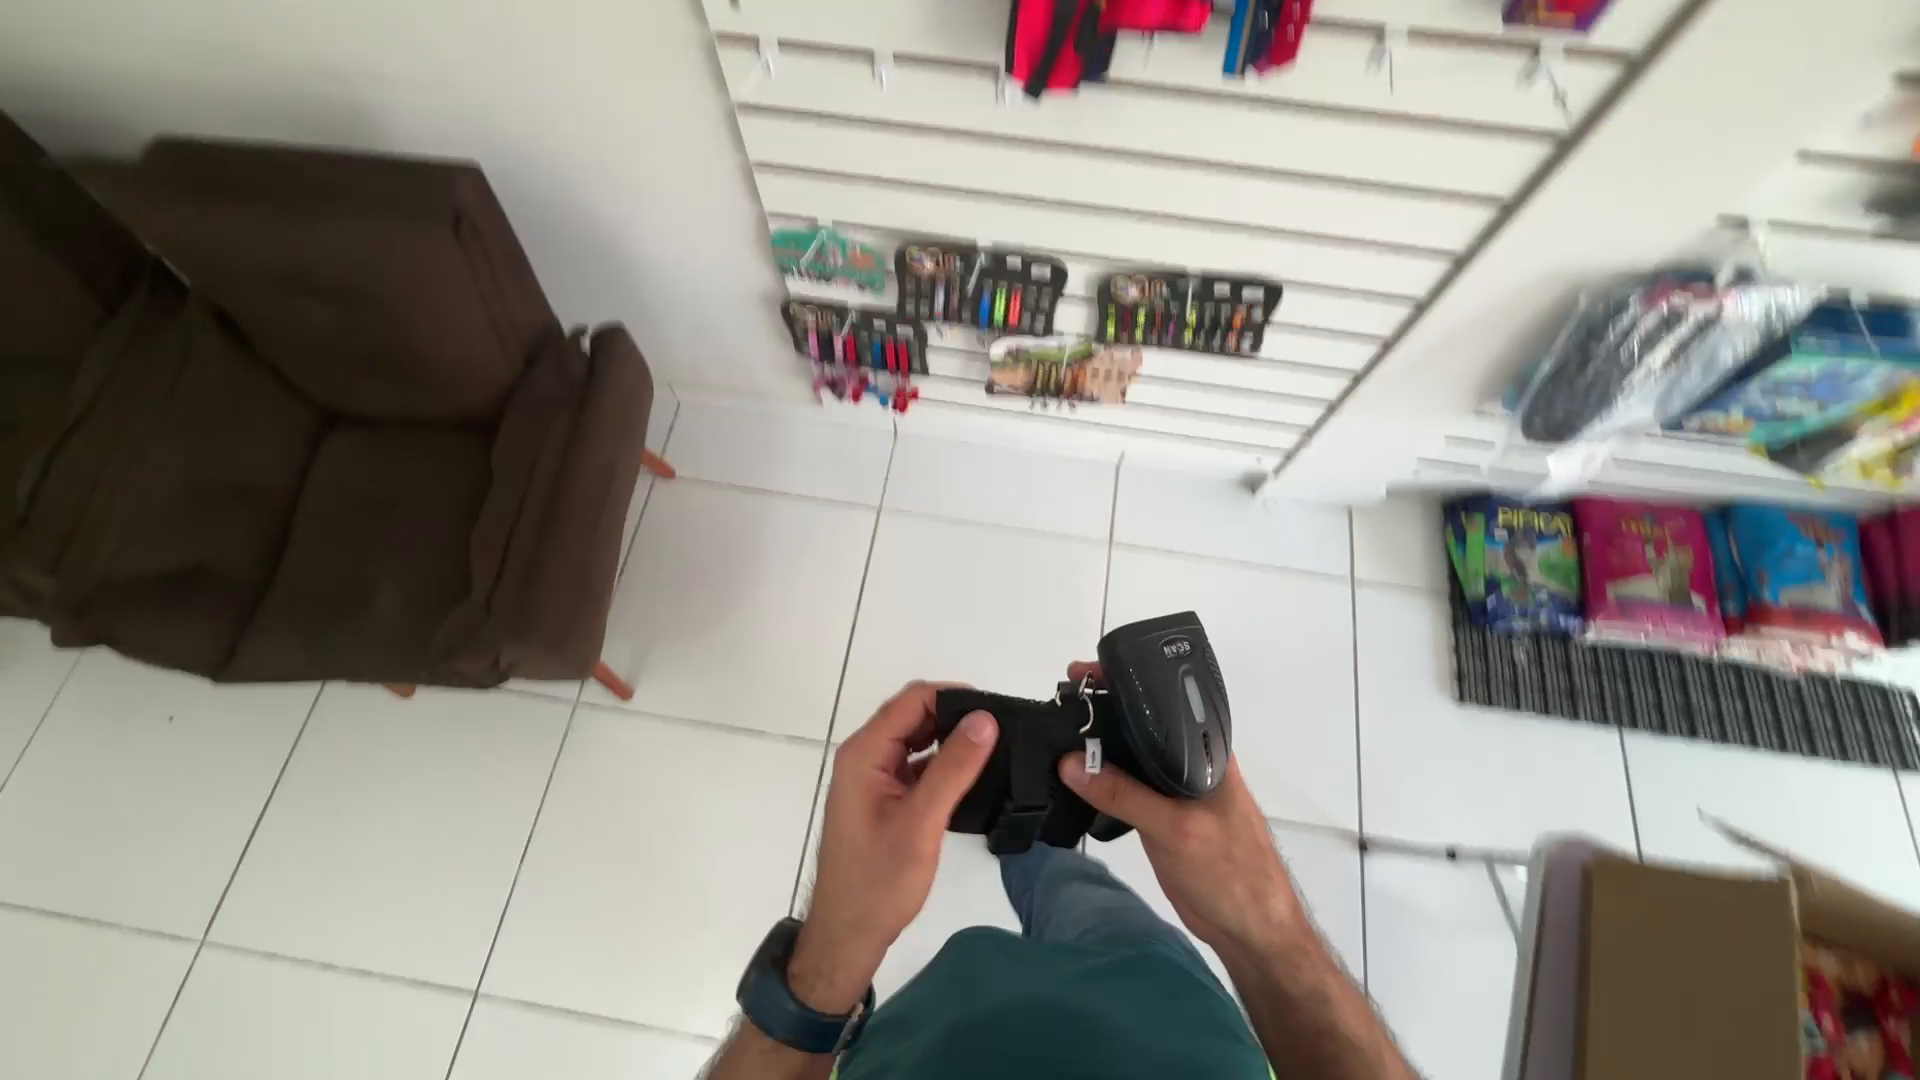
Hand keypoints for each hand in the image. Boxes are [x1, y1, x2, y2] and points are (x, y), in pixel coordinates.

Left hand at [790, 682, 997, 1013]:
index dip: (953, 696)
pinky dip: (944, 763)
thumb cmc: (879, 880)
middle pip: (914, 715)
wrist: (849, 935)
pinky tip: (975, 774)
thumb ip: (953, 768)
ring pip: (917, 739)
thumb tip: (986, 719)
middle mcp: (866, 755)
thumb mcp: (921, 822)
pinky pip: (917, 764)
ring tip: (997, 746)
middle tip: (1003, 728)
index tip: (996, 709)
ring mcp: (874, 776)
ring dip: (952, 738)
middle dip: (956, 715)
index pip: (912, 701)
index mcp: (865, 753)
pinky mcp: (885, 796)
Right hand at [1057, 661, 1302, 957]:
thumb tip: (1071, 762)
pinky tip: (1071, 778)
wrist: (1250, 931)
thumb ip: (1124, 796)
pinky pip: (1123, 787)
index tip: (1082, 675)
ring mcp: (1171, 787)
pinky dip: (1098, 780)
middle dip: (1100, 712)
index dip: (1123, 682)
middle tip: (1059, 703)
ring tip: (1054, 734)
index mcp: (1204, 748)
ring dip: (1096, 747)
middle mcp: (1187, 759)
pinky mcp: (1158, 813)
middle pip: (1139, 725)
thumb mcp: (1176, 830)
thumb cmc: (1231, 873)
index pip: (1160, 701)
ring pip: (1128, 756)